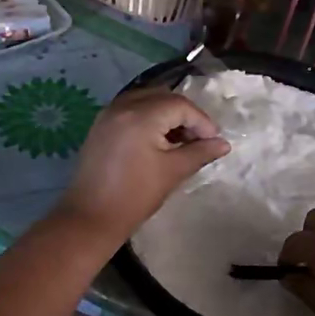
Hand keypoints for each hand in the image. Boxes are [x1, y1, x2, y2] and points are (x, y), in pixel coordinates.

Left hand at [52, 88, 230, 243]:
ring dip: (166, 115)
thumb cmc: (135, 196)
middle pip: (163, 97)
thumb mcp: (173, 172)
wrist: (91, 217)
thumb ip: (200, 153)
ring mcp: (108, 114)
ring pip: (146, 101)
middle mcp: (122, 106)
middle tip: (199, 139)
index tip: (214, 141)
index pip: (180, 105)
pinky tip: (158, 142)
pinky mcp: (101, 126)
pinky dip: (148, 119)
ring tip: (180, 141)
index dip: (202, 122)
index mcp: (141, 116)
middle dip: (185, 115)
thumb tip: (223, 144)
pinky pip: (131, 110)